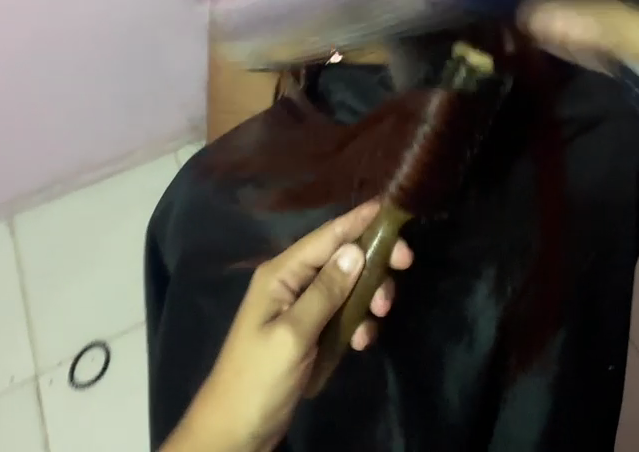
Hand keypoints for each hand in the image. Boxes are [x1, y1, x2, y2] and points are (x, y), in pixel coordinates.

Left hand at [164, 202, 414, 451]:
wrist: (234, 433)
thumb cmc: (257, 378)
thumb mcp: (293, 335)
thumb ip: (325, 292)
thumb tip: (355, 249)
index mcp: (282, 273)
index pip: (328, 235)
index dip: (361, 220)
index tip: (394, 210)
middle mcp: (292, 282)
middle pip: (342, 257)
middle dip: (373, 261)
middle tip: (405, 266)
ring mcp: (301, 308)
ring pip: (347, 286)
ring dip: (368, 295)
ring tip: (379, 315)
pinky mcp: (310, 333)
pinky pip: (342, 315)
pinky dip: (357, 323)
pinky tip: (361, 342)